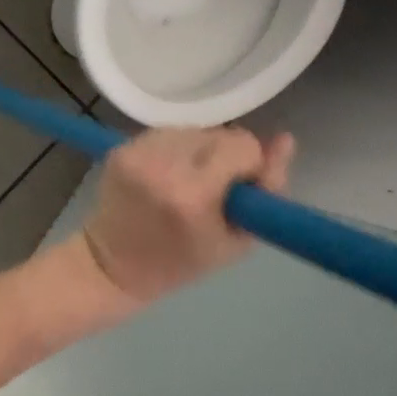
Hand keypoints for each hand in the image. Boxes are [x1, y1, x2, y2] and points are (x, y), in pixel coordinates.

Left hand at [80, 127, 294, 304]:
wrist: (111, 264)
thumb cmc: (179, 263)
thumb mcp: (237, 240)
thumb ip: (268, 189)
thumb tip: (285, 139)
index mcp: (192, 193)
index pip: (243, 145)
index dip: (249, 166)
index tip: (238, 191)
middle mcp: (161, 165)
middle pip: (219, 134)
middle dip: (225, 158)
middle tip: (212, 191)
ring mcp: (136, 153)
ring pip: (193, 130)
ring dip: (199, 152)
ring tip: (186, 185)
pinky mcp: (120, 148)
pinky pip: (166, 134)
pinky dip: (174, 151)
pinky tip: (165, 177)